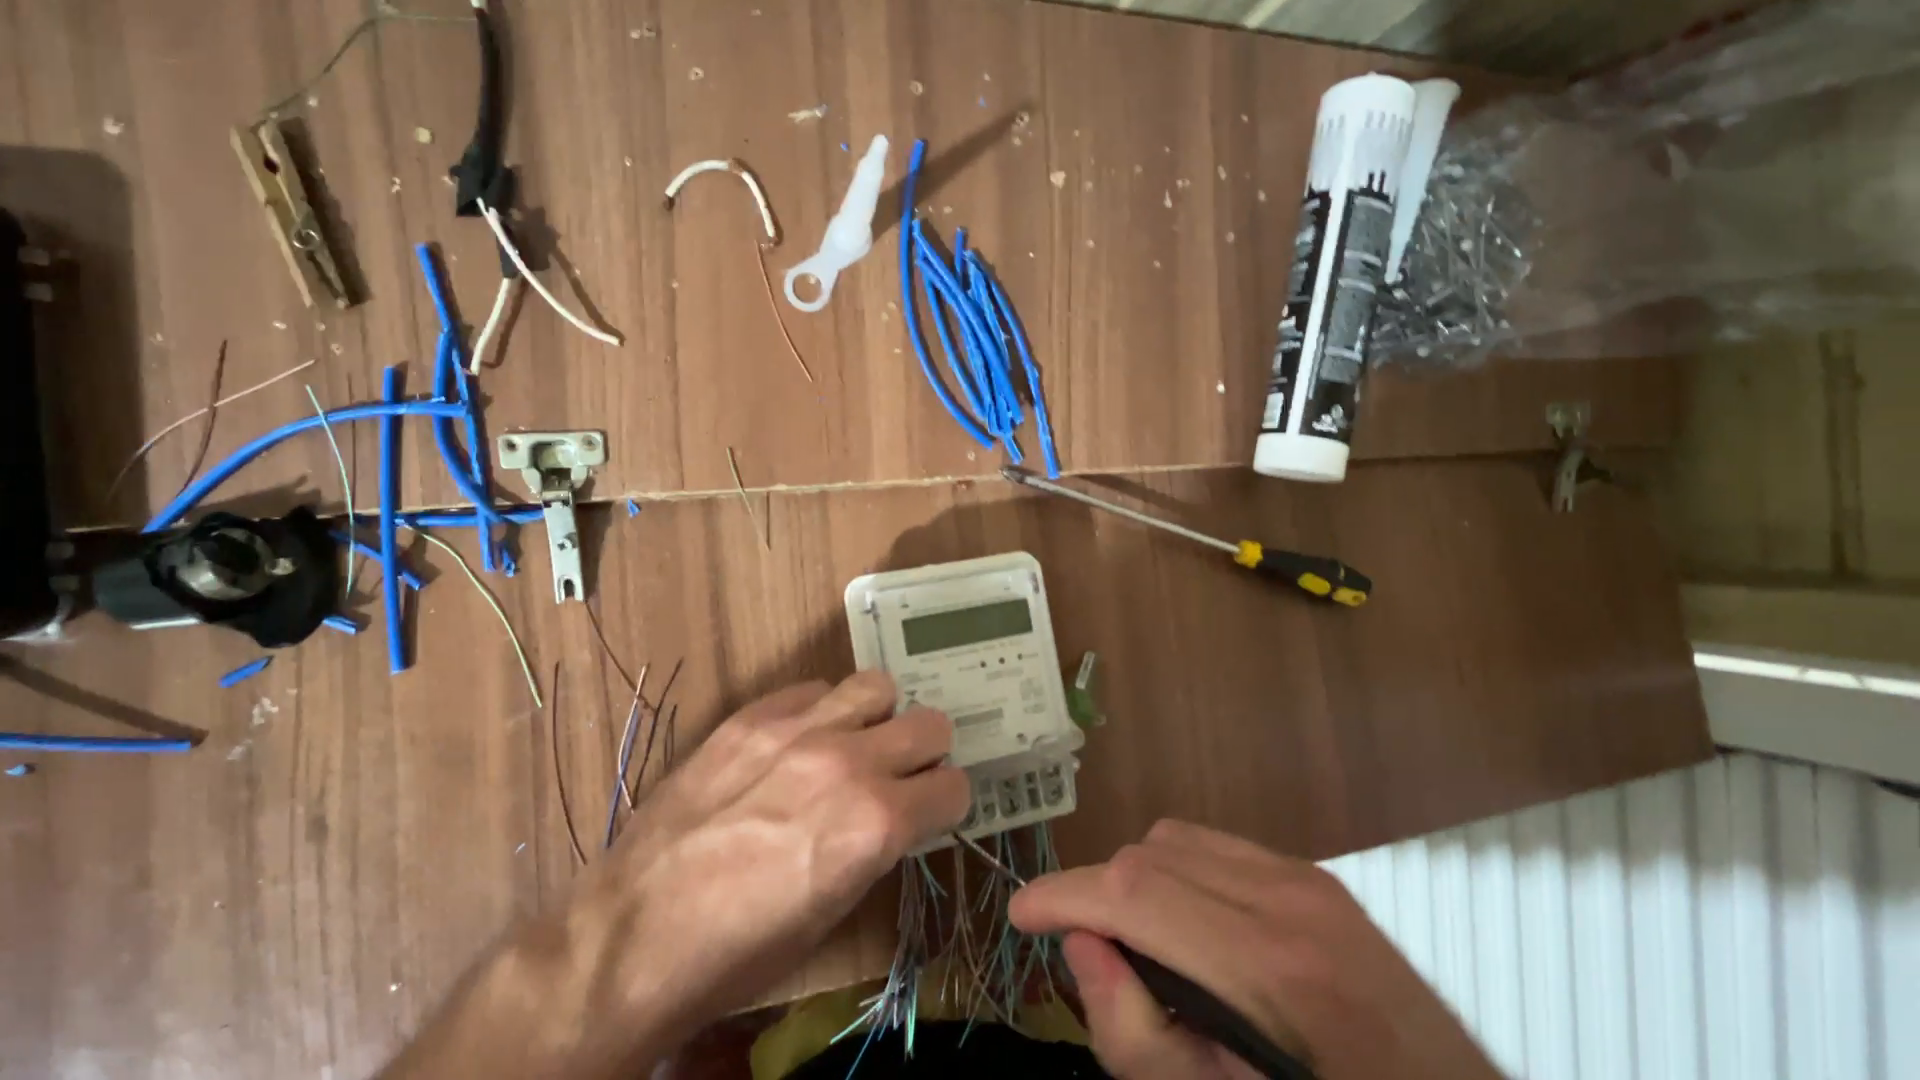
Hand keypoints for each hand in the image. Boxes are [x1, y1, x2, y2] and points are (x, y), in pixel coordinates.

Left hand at [583, 672, 970, 1040]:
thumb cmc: (742, 949)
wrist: (636, 932)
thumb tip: (895, 817)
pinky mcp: (751, 717)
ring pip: (877, 687)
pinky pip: (812, 689)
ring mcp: (798, 730)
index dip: (944, 804)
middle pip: (931, 725)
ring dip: (878, 717)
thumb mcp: (834, 911)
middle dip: (926, 754)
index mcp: (878, 823)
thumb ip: (878, 847)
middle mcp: (850, 763)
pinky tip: (799, 742)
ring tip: (854, 745)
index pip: (953, 787)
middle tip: (901, 777)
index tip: (930, 813)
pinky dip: (822, 710)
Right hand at [1009, 820, 1500, 1079]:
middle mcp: (1288, 897)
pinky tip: (1187, 925)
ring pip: (1174, 838)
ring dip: (1134, 880)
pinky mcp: (1316, 876)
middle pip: (1147, 856)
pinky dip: (1176, 871)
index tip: (1020, 915)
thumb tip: (1080, 944)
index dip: (1062, 895)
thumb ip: (1134, 1033)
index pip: (1134, 891)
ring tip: (1138, 941)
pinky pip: (1215, 845)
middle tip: (1088, 954)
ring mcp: (1308, 878)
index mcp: (1271, 965)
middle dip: (1095, 895)